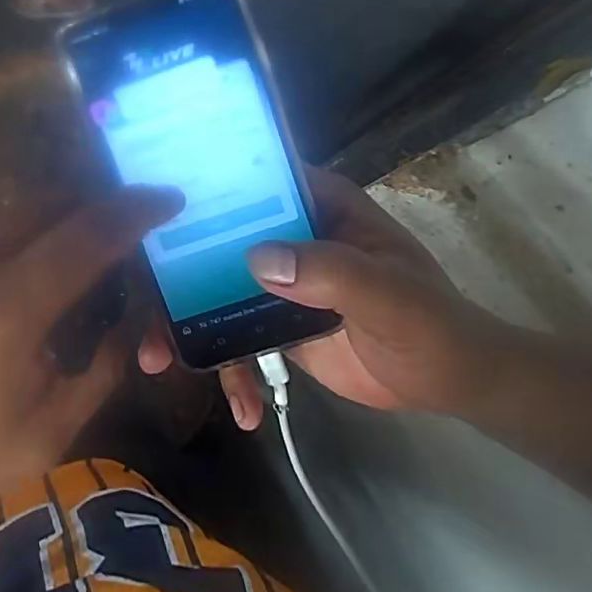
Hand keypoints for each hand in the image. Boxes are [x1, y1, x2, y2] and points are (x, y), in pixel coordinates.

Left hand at [0, 186, 182, 591]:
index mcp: (0, 310)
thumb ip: (105, 366)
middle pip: (52, 202)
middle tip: (123, 233)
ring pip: (16, 202)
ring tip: (77, 247)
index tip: (170, 199)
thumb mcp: (46, 432)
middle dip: (97, 208)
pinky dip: (20, 224)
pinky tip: (24, 261)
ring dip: (58, 214)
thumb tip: (136, 314)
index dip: (137, 210)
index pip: (88, 234)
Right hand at [138, 168, 511, 429]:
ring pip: (222, 289)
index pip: (260, 181)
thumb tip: (256, 258)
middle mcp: (297, 235)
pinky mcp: (282, 325)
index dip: (213, 188)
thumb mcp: (385, 291)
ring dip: (190, 324)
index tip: (161, 208)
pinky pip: (241, 337)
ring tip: (160, 363)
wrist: (445, 379)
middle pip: (225, 239)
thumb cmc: (427, 319)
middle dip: (181, 273)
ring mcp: (286, 281)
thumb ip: (329, 271)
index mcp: (323, 205)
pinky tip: (243, 410)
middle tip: (146, 304)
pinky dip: (232, 370)